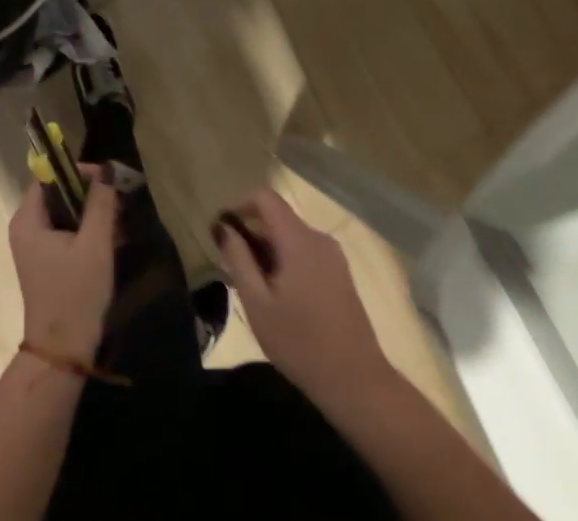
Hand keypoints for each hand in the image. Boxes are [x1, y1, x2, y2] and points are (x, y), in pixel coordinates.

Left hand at [10, 166, 118, 362]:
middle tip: (120, 196)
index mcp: (27, 220)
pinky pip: (66, 232)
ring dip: (91, 211)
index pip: (48, 177)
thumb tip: (108, 169)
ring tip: (119, 215)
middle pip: (56, 194)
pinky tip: (111, 236)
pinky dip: (87, 229)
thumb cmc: (76, 293)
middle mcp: (25, 228)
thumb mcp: (95, 244)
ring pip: (64, 213)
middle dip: (89, 192)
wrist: (64, 349)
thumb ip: (101, 204)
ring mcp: (34, 247)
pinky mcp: (46, 262)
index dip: (78, 171)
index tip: (110, 177)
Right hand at [213, 188, 393, 400]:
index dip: (239, 206)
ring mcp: (334, 257)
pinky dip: (285, 264)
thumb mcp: (257, 302)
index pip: (265, 197)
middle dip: (251, 237)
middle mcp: (319, 239)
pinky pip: (305, 254)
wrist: (354, 379)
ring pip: (290, 238)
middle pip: (277, 219)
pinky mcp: (340, 275)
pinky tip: (279, 301)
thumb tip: (222, 226)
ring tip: (255, 293)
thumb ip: (238, 258)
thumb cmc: (298, 342)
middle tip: (233, 274)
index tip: (222, 235)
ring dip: (266, 254)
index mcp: (299, 239)